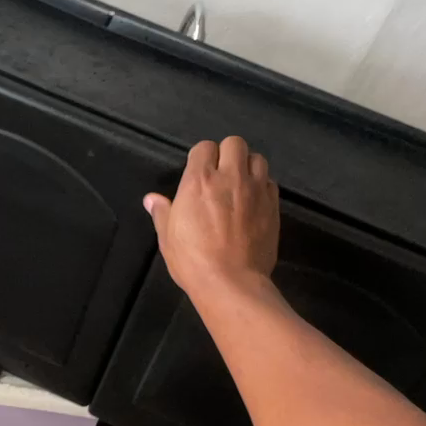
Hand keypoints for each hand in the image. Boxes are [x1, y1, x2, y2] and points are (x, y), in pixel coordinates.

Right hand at [144, 136, 278, 300]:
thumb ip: (162, 213)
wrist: (231, 283)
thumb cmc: (193, 260)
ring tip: (240, 185)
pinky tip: (253, 202)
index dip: (201, 158)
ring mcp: (255, 190)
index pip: (204, 147)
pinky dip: (261, 186)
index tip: (198, 174)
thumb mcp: (167, 238)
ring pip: (258, 158)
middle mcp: (230, 177)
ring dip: (248, 166)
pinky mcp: (273, 205)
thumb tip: (151, 199)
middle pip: (235, 143)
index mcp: (199, 181)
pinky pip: (270, 182)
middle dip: (227, 154)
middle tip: (221, 175)